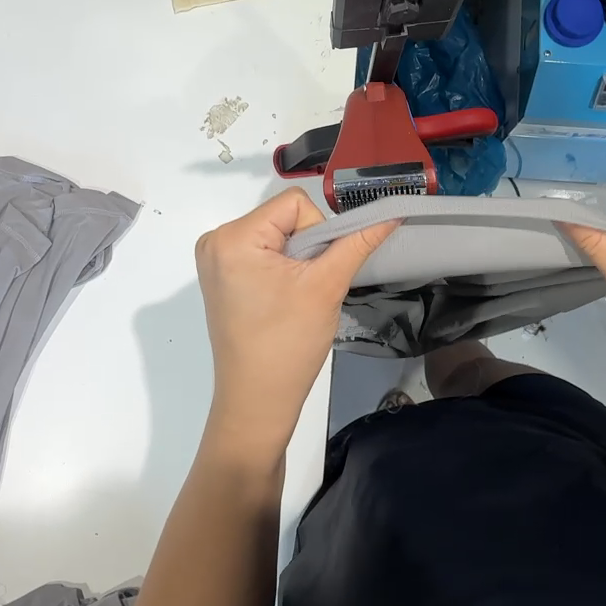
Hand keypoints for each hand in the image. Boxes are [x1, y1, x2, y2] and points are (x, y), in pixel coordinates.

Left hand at [195, 188, 396, 456]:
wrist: (258, 400)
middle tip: (304, 289)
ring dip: (295, 259)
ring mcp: (214, 259)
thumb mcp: (328, 286)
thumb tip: (390, 212)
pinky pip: (262, 251)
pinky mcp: (220, 276)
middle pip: (283, 217)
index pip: (295, 204)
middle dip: (306, 248)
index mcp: (233, 237)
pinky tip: (281, 299)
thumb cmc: (289, 345)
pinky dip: (280, 268)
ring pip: (276, 234)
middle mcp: (216, 240)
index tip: (315, 273)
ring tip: (292, 297)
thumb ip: (357, 242)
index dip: (318, 233)